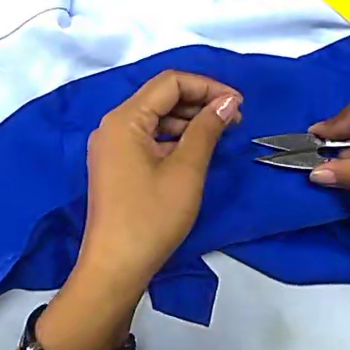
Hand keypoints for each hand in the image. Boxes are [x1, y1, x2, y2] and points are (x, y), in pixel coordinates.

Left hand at [79, 70, 241, 286]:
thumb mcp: (186, 170)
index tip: (238, 103)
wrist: (115, 267)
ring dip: (188, 121)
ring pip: (155, 118)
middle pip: (160, 97)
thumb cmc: (151, 217)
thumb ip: (207, 129)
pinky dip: (174, 139)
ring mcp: (112, 146)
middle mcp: (112, 125)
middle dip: (199, 102)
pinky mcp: (116, 164)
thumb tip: (227, 101)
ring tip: (222, 133)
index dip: (207, 87)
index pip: (169, 83)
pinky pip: (148, 138)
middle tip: (235, 119)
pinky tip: (198, 149)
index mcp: (124, 119)